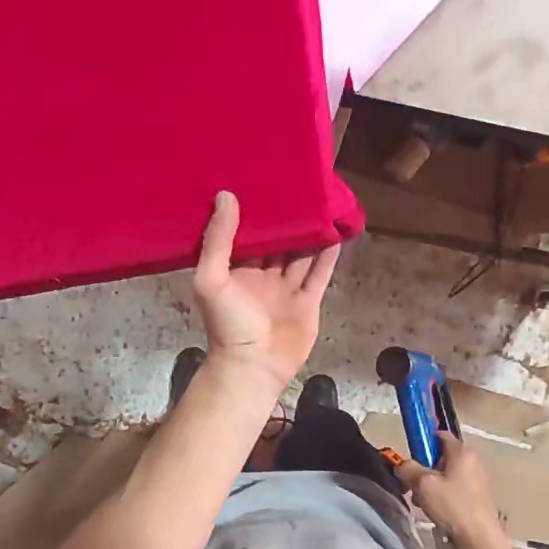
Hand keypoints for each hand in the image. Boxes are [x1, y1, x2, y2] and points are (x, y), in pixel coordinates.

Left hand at [192, 191, 340, 391]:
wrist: (254, 367)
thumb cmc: (228, 323)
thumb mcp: (211, 278)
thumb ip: (218, 240)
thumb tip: (226, 195)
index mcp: (235, 270)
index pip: (245, 234)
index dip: (252, 210)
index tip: (260, 181)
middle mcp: (262, 277)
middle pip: (277, 242)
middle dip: (286, 218)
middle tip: (296, 184)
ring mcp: (286, 290)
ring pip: (300, 255)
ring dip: (310, 233)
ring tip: (322, 202)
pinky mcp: (307, 302)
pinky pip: (319, 274)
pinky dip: (328, 254)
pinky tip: (336, 231)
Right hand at [395, 432, 508, 548]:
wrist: (480, 539)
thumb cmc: (452, 506)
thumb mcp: (423, 484)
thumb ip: (408, 469)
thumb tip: (402, 466)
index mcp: (462, 452)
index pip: (439, 434)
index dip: (422, 442)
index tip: (411, 457)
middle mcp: (473, 461)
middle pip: (441, 457)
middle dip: (424, 469)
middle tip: (413, 484)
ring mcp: (478, 480)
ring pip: (446, 474)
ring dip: (431, 485)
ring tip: (423, 502)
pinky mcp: (478, 496)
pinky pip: (454, 488)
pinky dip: (442, 495)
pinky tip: (436, 511)